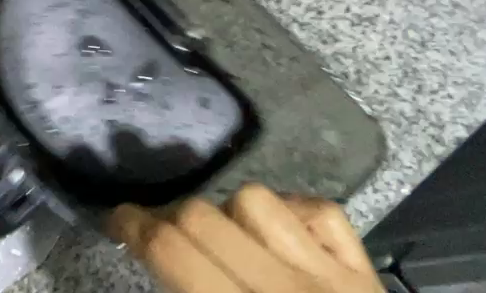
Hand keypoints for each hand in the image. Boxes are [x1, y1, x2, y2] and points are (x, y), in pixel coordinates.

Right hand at [107, 185, 378, 292]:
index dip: (131, 227)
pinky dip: (294, 215)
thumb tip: (161, 273)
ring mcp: (334, 280)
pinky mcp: (368, 278)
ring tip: (228, 244)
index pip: (173, 250)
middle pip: (201, 216)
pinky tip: (283, 241)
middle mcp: (286, 291)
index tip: (116, 224)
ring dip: (229, 216)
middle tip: (161, 237)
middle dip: (168, 220)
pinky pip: (319, 212)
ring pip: (254, 201)